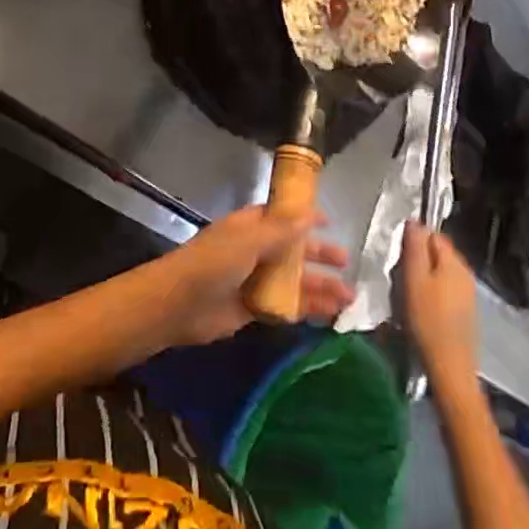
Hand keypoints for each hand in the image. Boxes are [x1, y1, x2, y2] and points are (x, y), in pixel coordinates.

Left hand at [145, 205, 353, 346]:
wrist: (179, 304)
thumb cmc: (212, 263)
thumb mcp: (249, 240)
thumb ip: (282, 230)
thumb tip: (311, 213)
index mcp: (249, 227)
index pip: (281, 217)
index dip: (303, 218)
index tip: (329, 222)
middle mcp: (254, 250)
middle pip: (292, 250)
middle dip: (318, 256)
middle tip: (346, 262)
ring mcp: (254, 280)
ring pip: (293, 281)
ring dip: (320, 287)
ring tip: (349, 297)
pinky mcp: (253, 308)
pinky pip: (285, 305)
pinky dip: (307, 309)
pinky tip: (330, 315)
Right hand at [401, 221, 478, 378]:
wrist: (449, 364)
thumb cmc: (427, 319)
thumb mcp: (414, 278)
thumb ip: (414, 248)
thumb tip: (414, 221)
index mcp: (454, 261)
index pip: (432, 233)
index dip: (412, 238)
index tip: (395, 253)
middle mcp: (465, 271)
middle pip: (437, 251)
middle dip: (416, 256)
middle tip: (397, 272)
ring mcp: (467, 291)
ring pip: (439, 270)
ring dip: (422, 274)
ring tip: (404, 289)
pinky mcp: (464, 309)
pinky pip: (443, 287)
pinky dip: (429, 289)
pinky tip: (418, 304)